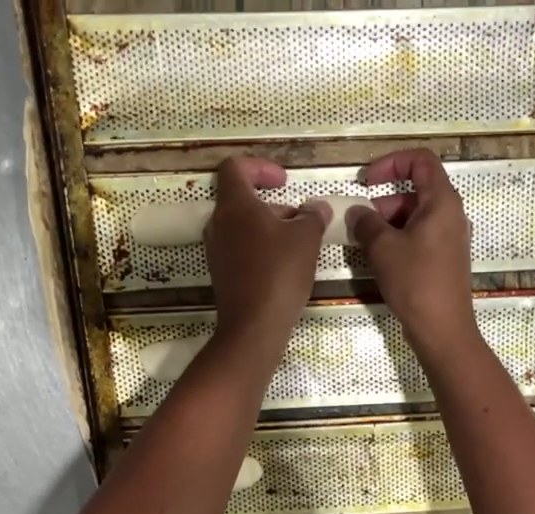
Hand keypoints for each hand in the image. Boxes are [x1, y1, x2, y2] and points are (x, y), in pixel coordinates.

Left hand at [204, 156, 330, 353]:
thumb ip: (313, 216)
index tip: (284, 182)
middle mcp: (218, 223)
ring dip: (269, 228)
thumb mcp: (306, 239)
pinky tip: (284, 268)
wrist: (253, 326)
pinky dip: (261, 249)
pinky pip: (241, 250)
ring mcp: (216, 251)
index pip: (235, 167)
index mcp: (234, 205)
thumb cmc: (279, 274)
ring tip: (297, 246)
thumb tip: (317, 207)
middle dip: (273, 204)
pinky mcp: (221, 274)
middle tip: (300, 220)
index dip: (260, 167)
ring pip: (242, 227)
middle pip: (242, 200)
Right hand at [348, 149, 480, 354]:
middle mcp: (452, 215)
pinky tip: (382, 259)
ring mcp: (451, 238)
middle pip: (416, 191)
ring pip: (416, 217)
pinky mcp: (446, 260)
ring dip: (389, 223)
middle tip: (361, 223)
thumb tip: (356, 212)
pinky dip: (400, 240)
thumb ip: (366, 223)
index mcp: (442, 201)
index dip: (391, 162)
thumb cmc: (415, 282)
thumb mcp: (383, 248)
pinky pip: (421, 237)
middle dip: (384, 201)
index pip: (420, 160)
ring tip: (367, 244)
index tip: (367, 181)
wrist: (443, 329)